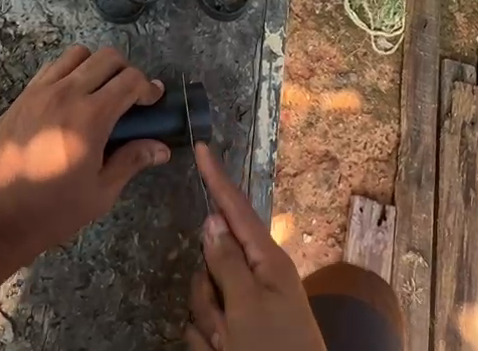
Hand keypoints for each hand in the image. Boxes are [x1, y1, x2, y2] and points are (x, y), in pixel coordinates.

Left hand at [0, 46, 169, 266]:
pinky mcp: (22, 96)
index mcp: (90, 117)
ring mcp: (40, 91)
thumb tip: (161, 147)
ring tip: (99, 92)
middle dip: (126, 71)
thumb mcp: (99, 194)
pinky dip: (69, 71)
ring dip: (96, 66)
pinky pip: (52, 67)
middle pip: (107, 58)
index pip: (130, 80)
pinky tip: (70, 97)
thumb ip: (131, 162)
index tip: (153, 100)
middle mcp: (66, 94)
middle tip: (130, 96)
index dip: (148, 87)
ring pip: (78, 54)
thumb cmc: (49, 212)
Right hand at [184, 143, 324, 350]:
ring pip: (201, 299)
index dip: (217, 178)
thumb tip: (212, 219)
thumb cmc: (276, 350)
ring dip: (210, 326)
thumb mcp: (249, 305)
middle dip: (208, 292)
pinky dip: (209, 347)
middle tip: (228, 324)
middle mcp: (254, 280)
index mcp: (267, 261)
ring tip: (232, 348)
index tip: (202, 146)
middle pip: (210, 261)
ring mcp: (242, 311)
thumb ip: (226, 262)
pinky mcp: (231, 339)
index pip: (236, 209)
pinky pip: (200, 331)